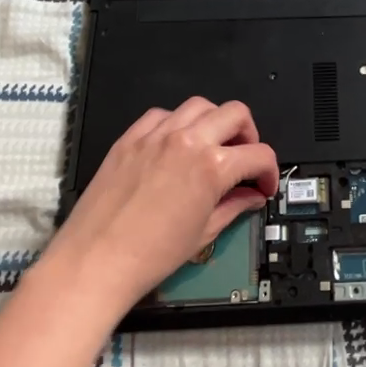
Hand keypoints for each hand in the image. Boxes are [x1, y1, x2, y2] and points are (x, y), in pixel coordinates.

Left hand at [41, 97, 279, 311]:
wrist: (95, 261)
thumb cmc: (151, 255)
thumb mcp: (204, 233)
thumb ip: (234, 206)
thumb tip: (252, 196)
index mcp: (212, 166)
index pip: (259, 154)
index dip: (270, 171)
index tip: (264, 185)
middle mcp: (188, 140)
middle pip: (236, 113)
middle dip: (249, 134)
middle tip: (244, 158)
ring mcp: (157, 134)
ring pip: (200, 105)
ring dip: (214, 122)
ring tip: (211, 145)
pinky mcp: (130, 137)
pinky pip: (162, 114)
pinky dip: (176, 123)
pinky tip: (174, 144)